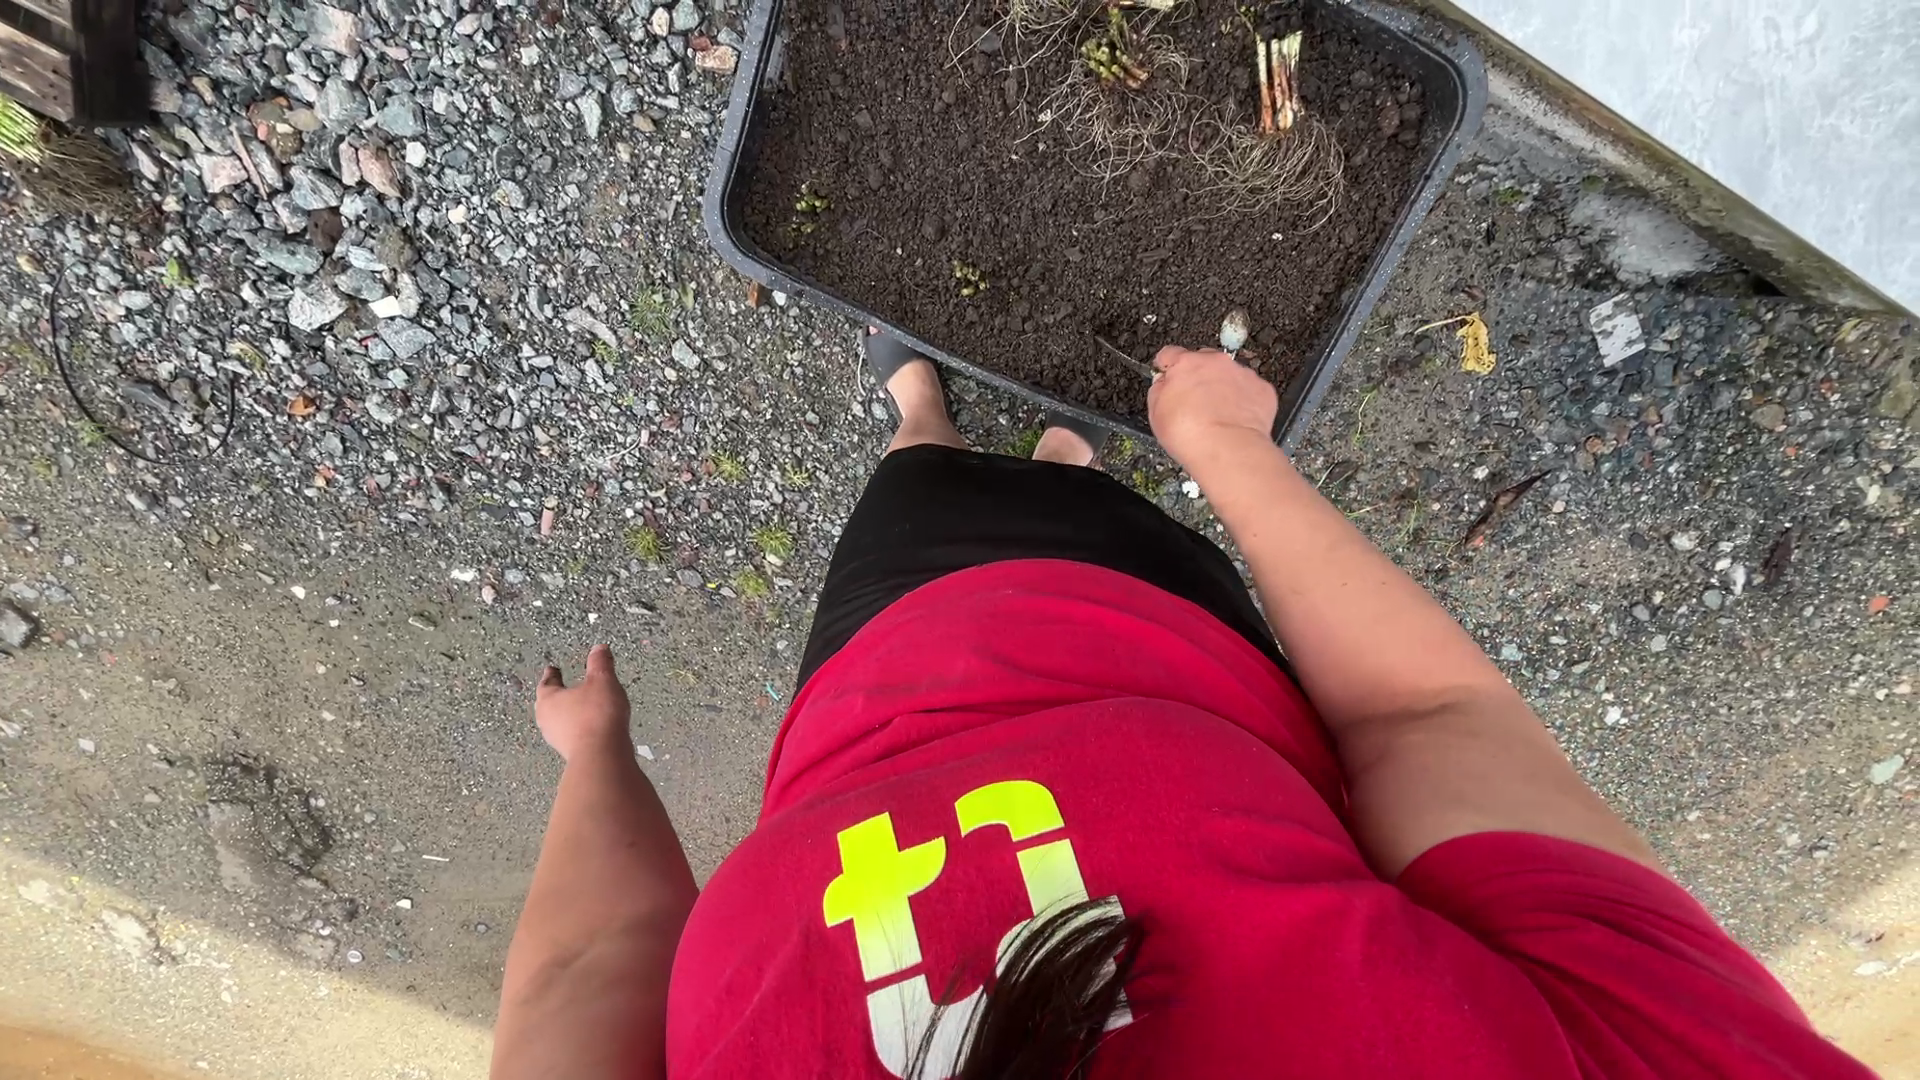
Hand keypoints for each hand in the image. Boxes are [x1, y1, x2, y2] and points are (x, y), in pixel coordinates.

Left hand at [535, 645, 631, 762]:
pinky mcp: (570, 751)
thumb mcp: (602, 681)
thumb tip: (599, 648)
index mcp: (549, 699)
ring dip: (568, 713)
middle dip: (557, 695)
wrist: (601, 754)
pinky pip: (571, 733)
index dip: (552, 674)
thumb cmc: (597, 713)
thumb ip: (600, 663)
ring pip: (559, 720)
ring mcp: (557, 738)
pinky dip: (578, 726)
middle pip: (549, 703)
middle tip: (564, 688)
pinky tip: (590, 725)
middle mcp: (547, 719)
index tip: (552, 668)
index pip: (547, 682)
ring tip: (580, 706)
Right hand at [1147, 346, 1278, 470]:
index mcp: (1186, 364)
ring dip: (1221, 389)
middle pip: (1203, 362)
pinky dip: (1242, 401)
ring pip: (1228, 375)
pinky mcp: (1261, 389)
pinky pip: (1249, 390)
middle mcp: (1215, 363)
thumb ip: (1158, 390)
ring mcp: (1240, 374)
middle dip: (1197, 378)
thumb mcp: (1155, 414)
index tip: (1167, 374)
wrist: (1226, 449)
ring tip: (1215, 416)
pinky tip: (1232, 419)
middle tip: (1193, 402)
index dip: (1167, 366)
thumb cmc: (1192, 434)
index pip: (1171, 354)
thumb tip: (1162, 385)